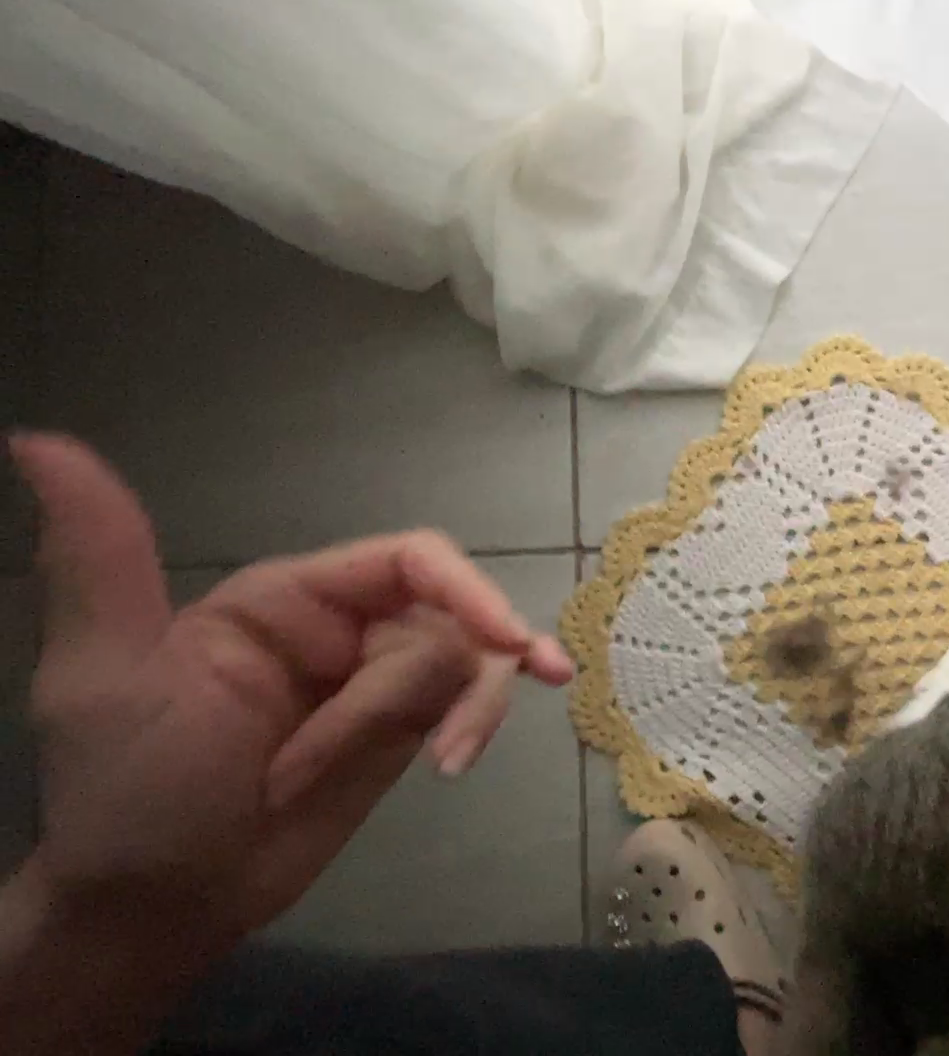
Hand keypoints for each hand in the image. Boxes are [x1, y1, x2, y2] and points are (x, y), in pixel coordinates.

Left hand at [10, 433, 573, 951]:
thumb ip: (104, 565)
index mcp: (293, 597)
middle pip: (457, 618)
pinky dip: (484, 722)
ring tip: (441, 762)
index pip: (411, 561)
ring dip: (468, 712)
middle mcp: (356, 625)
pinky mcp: (416, 721)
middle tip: (448, 737)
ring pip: (475, 662)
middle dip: (452, 678)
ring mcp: (392, 675)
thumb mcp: (106, 677)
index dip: (469, 589)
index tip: (503, 640)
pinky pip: (477, 701)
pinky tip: (462, 756)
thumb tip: (40, 443)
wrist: (165, 903)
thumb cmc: (128, 790)